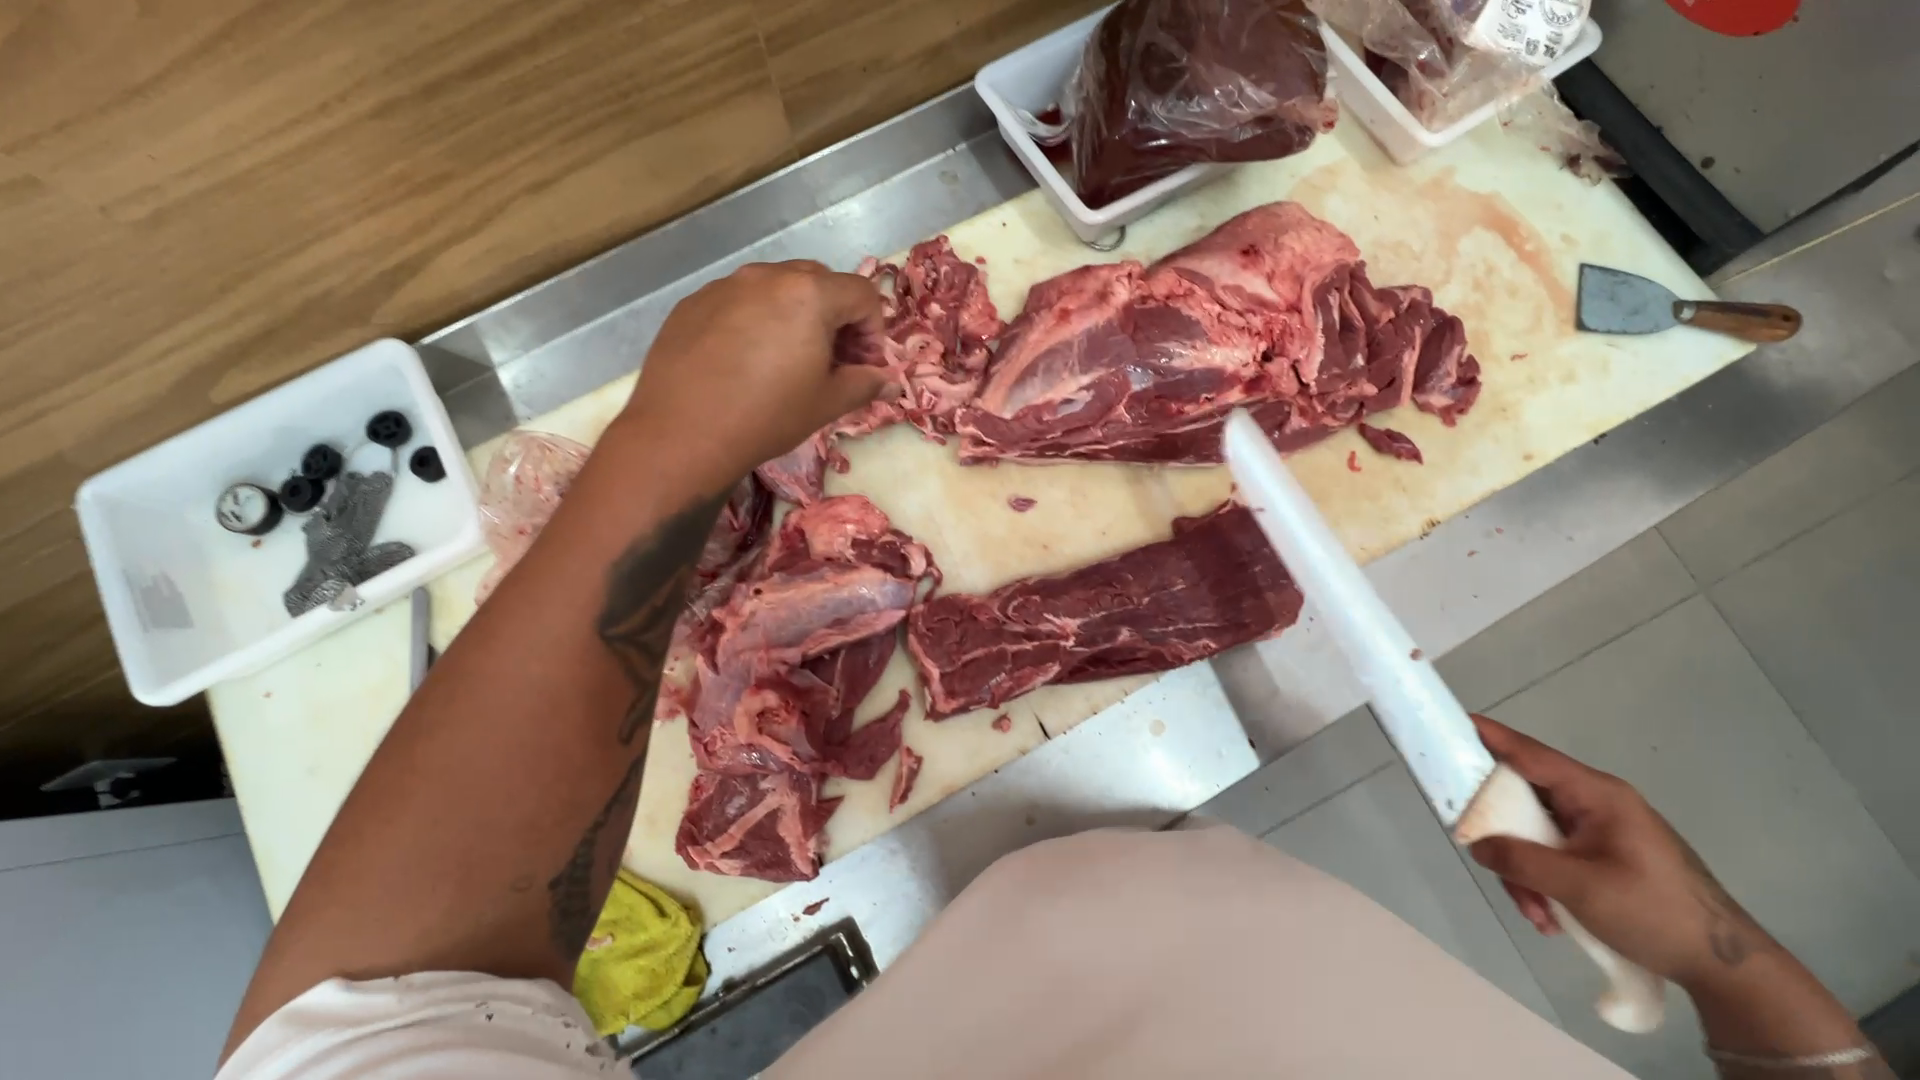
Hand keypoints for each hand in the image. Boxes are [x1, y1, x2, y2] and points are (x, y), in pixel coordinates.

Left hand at [617, 261, 889, 488]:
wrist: (682, 433)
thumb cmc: (766, 416)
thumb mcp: (826, 404)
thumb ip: (864, 384)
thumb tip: (890, 383)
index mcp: (809, 295)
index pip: (862, 295)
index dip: (874, 331)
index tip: (865, 366)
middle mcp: (767, 277)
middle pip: (820, 282)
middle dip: (836, 318)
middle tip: (832, 362)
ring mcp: (725, 286)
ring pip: (776, 287)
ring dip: (796, 316)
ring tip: (788, 360)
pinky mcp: (693, 303)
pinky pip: (739, 301)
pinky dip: (755, 321)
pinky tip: (745, 363)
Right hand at [1467, 715, 1773, 992]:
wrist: (1726, 967)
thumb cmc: (1655, 912)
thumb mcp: (1579, 886)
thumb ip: (1519, 860)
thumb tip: (1476, 844)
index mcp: (1596, 794)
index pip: (1528, 753)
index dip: (1487, 736)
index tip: (1447, 723)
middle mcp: (1595, 803)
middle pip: (1523, 800)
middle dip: (1503, 836)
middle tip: (1491, 863)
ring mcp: (1600, 830)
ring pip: (1534, 834)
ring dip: (1524, 872)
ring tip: (1538, 914)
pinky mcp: (1603, 856)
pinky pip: (1553, 856)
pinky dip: (1543, 882)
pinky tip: (1552, 917)